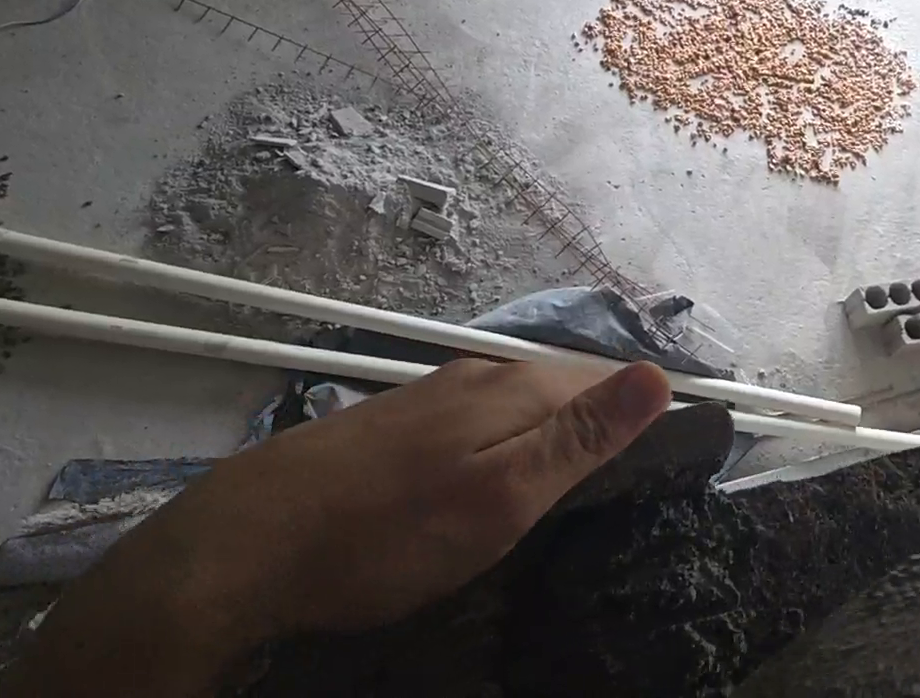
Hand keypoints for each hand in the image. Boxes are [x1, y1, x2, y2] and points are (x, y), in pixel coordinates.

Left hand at [0, 358, 671, 695]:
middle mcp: (486, 374)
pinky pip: (487, 413)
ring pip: (528, 398)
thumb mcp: (502, 495)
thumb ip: (582, 435)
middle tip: (636, 465)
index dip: (650, 407)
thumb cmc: (390, 531)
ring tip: (583, 465)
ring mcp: (439, 392)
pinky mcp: (404, 416)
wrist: (240, 546)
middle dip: (610, 412)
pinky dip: (516, 432)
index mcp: (520, 387)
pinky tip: (504, 461)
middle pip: (573, 383)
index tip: (679, 447)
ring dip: (564, 421)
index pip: (613, 380)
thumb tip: (658, 375)